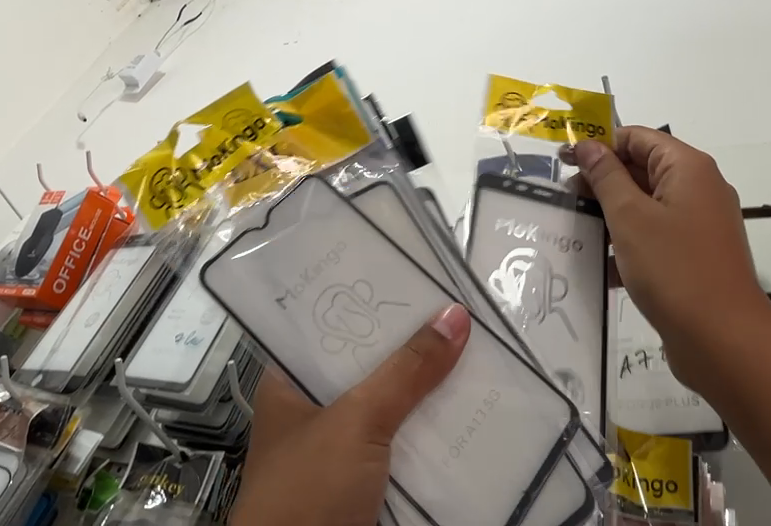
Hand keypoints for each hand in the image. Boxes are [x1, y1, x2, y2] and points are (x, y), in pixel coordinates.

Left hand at [231, 303, 470, 525]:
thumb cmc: (306, 493)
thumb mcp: (356, 420)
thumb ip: (405, 370)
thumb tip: (455, 316)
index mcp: (290, 384)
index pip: (333, 326)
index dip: (373, 301)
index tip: (418, 277)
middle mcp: (316, 413)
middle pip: (372, 368)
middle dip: (414, 348)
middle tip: (461, 311)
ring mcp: (344, 453)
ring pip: (396, 410)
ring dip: (432, 393)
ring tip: (480, 352)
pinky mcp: (371, 488)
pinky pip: (410, 450)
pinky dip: (438, 437)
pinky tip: (475, 410)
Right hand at [569, 127, 770, 388]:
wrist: (725, 342)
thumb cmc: (674, 269)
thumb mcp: (629, 217)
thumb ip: (605, 176)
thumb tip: (588, 144)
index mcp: (688, 168)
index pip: (637, 137)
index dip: (600, 144)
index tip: (564, 161)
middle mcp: (699, 188)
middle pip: (643, 168)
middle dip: (603, 181)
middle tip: (565, 197)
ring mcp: (701, 224)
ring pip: (647, 205)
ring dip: (612, 214)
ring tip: (577, 229)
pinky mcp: (697, 255)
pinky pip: (657, 235)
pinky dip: (631, 242)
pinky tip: (601, 264)